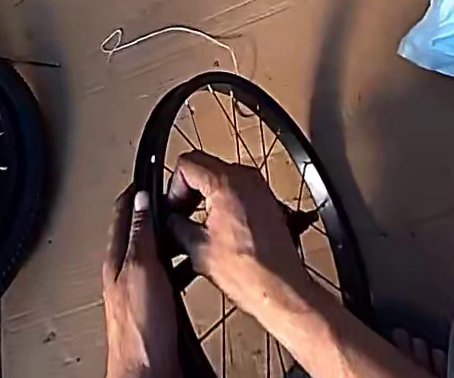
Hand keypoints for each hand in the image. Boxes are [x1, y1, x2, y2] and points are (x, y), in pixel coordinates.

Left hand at [103, 188, 178, 377]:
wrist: (149, 375)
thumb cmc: (139, 331)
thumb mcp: (141, 270)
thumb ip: (141, 234)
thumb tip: (142, 198)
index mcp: (117, 256)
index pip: (124, 210)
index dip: (138, 188)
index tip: (154, 173)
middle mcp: (126, 270)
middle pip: (140, 227)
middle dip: (156, 208)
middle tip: (175, 194)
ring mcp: (141, 289)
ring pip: (156, 248)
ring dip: (169, 234)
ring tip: (187, 222)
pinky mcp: (157, 306)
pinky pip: (169, 272)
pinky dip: (180, 261)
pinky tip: (192, 263)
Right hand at [165, 150, 310, 315]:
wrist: (282, 290)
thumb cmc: (249, 273)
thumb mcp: (199, 250)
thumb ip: (177, 227)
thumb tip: (171, 222)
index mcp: (224, 182)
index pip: (186, 163)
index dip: (173, 188)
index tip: (173, 209)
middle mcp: (243, 176)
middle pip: (202, 165)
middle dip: (187, 189)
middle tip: (181, 216)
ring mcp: (257, 185)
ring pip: (219, 175)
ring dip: (204, 194)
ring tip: (198, 223)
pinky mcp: (266, 197)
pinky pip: (236, 186)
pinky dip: (222, 198)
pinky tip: (218, 226)